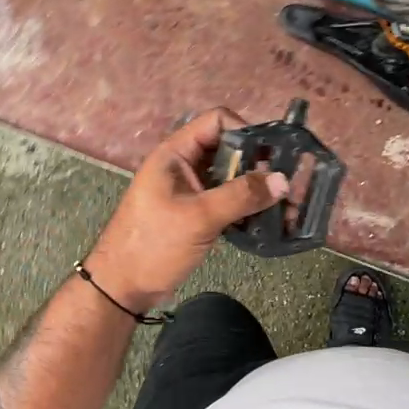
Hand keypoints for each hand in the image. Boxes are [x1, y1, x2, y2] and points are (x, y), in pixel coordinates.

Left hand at [85, 109, 288, 313]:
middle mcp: (184, 165)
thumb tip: (282, 180)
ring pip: (230, 176)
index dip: (245, 130)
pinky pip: (226, 199)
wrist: (122, 287)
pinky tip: (266, 219)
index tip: (271, 154)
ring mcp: (189, 190)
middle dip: (258, 162)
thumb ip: (241, 196)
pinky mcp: (195, 213)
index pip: (216, 121)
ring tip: (284, 202)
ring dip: (254, 187)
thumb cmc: (154, 244)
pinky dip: (245, 205)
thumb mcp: (199, 217)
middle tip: (286, 180)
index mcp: (176, 153)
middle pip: (228, 148)